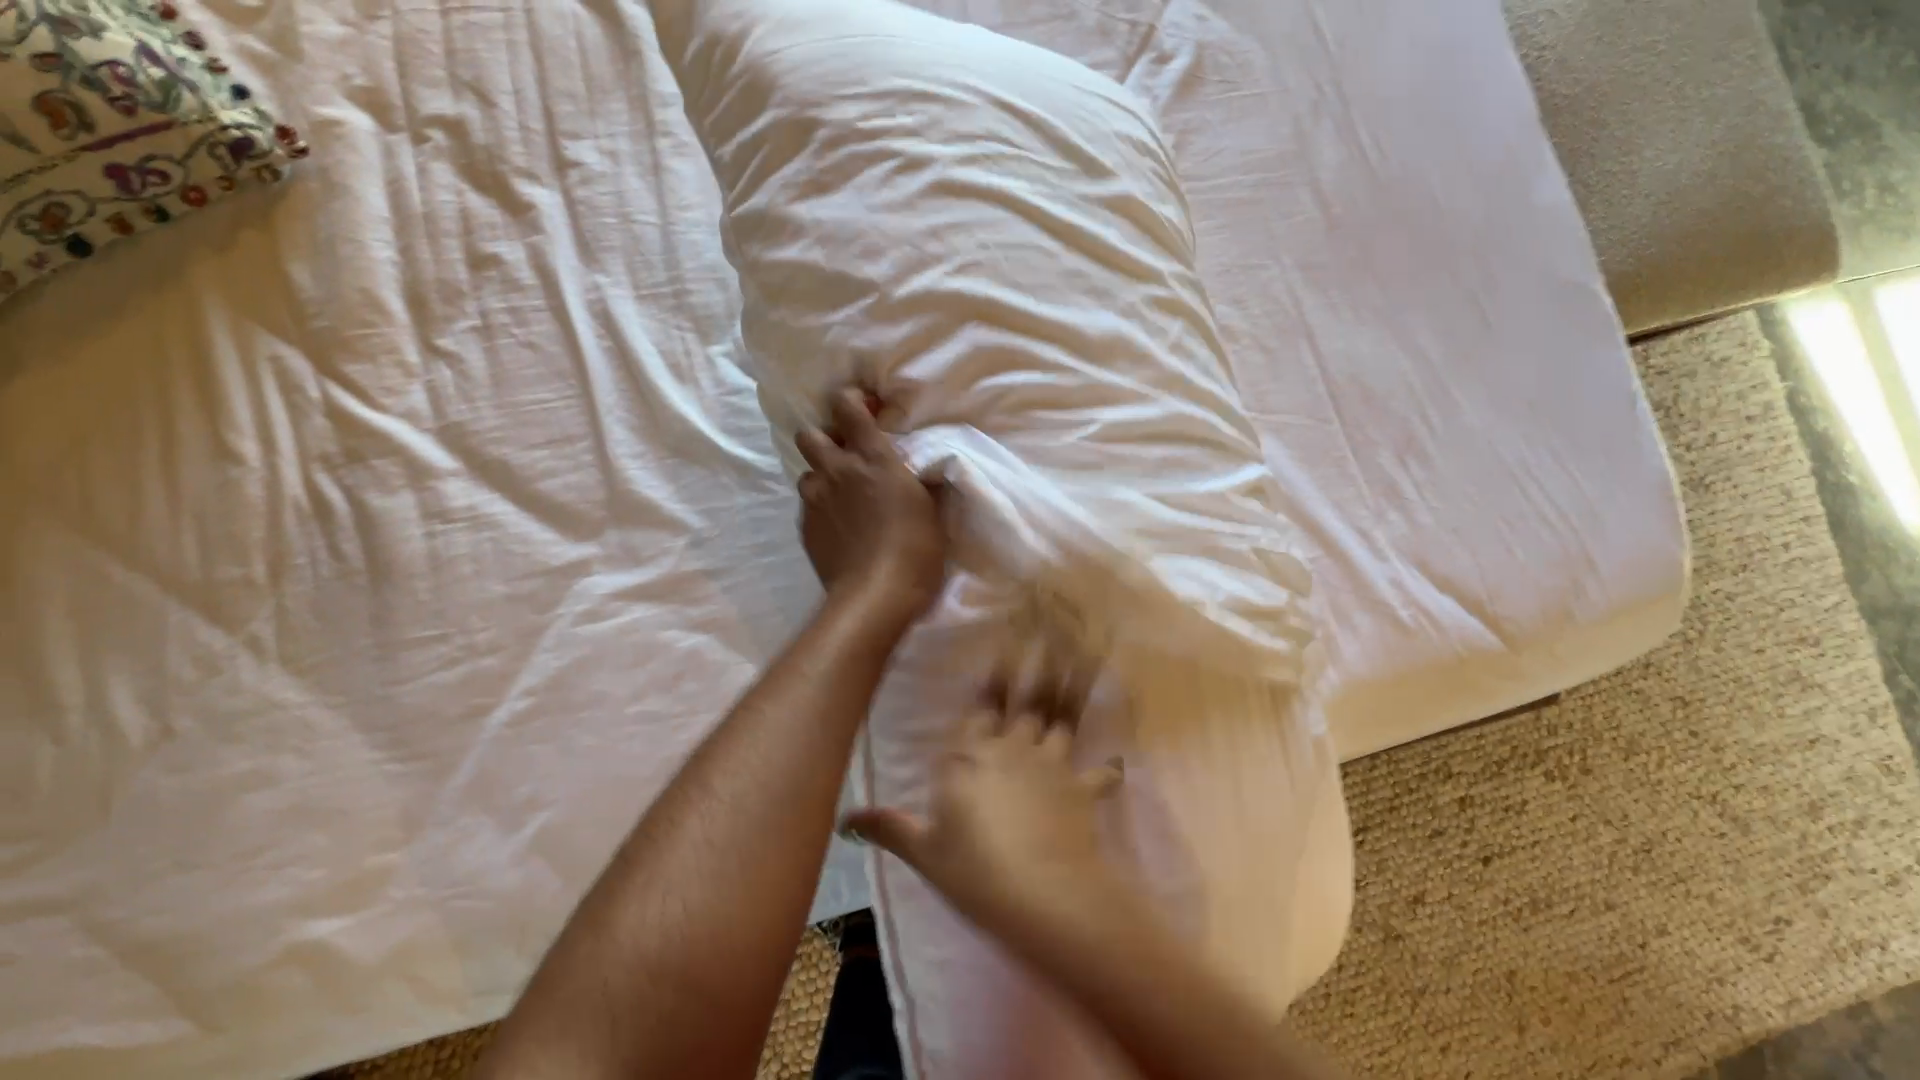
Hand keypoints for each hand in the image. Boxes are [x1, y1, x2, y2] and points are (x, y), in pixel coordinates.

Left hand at [797, 388, 947, 623]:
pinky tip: (840, 528)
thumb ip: (924, 481)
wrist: (875, 596)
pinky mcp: (805, 528)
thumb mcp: (932, 510)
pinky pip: (808, 507)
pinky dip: (822, 509)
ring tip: (842, 497)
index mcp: (872, 457)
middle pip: (810, 434)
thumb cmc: (916, 549)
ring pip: (807, 473)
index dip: (852, 400)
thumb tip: (928, 470)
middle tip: (848, 456)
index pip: (847, 405)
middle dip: (825, 438)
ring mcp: (816, 500)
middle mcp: (837, 470)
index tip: (867, 410)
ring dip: (822, 478)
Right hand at [840, 661, 1125, 949]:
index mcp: (968, 757)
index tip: (1007, 644)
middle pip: (1023, 703)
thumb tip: (844, 819)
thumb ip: (889, 828)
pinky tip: (1115, 762)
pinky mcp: (1082, 790)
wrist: (1042, 893)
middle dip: (1035, 669)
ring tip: (1085, 666)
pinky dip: (1107, 767)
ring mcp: (1051, 766)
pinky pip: (1100, 772)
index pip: (978, 710)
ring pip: (1060, 723)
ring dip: (1070, 698)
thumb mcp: (924, 852)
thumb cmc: (974, 869)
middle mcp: (1011, 749)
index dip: (991, 680)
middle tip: (1053, 630)